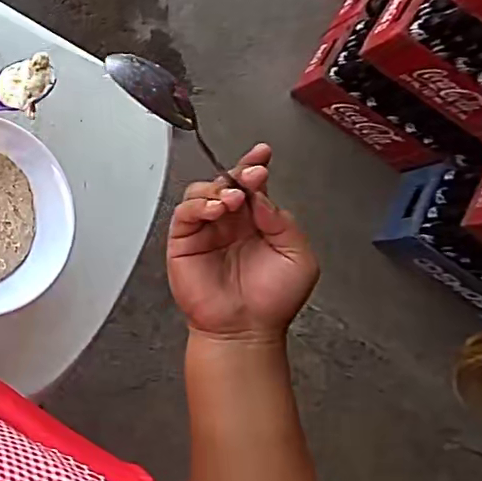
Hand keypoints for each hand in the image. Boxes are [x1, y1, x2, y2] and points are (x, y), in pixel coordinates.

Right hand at [165, 143, 318, 343]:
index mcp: (258, 223)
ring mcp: (206, 230)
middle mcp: (230, 223)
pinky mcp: (183, 240)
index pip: (254, 187)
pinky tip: (213, 210)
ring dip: (216, 190)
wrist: (245, 327)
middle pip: (226, 183)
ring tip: (231, 201)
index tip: (262, 153)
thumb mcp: (298, 257)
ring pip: (201, 192)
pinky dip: (197, 206)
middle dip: (237, 174)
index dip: (255, 166)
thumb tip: (261, 198)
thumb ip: (281, 223)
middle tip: (249, 174)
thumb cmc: (272, 300)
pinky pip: (184, 213)